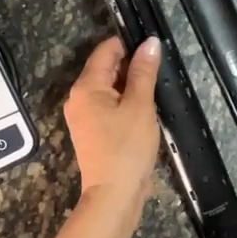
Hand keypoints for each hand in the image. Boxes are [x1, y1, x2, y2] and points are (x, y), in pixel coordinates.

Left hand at [62, 36, 162, 206]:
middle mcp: (78, 98)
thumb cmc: (127, 147)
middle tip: (158, 70)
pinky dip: (124, 102)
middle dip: (130, 65)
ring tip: (154, 89)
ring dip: (129, 85)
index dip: (129, 44)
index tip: (153, 47)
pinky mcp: (90, 131)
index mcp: (86, 87)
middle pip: (105, 68)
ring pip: (107, 88)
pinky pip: (107, 105)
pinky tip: (143, 109)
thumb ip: (143, 72)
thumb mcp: (140, 105)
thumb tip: (149, 42)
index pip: (105, 51)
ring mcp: (82, 116)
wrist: (114, 194)